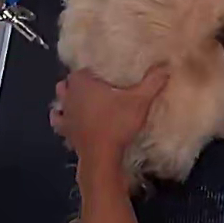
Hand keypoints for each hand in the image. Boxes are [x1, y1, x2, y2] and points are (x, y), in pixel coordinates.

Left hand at [51, 67, 167, 167]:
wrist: (102, 155)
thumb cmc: (118, 123)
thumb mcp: (140, 101)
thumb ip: (152, 82)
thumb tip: (165, 67)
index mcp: (82, 81)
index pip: (87, 68)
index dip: (98, 71)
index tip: (110, 77)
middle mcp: (69, 94)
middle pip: (71, 81)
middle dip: (82, 83)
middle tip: (100, 88)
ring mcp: (64, 112)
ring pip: (61, 98)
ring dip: (70, 98)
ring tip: (85, 100)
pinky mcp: (64, 130)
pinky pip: (58, 119)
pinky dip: (63, 117)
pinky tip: (70, 118)